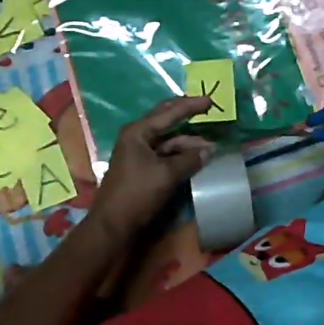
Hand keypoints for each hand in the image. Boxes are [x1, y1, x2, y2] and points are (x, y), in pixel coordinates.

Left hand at [90, 96, 217, 240]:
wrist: (113, 223)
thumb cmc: (137, 193)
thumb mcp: (167, 174)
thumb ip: (189, 159)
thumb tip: (209, 150)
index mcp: (138, 131)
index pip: (168, 112)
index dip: (190, 106)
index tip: (210, 101)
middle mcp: (136, 136)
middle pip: (166, 120)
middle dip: (187, 116)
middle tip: (208, 109)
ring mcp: (138, 152)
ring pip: (167, 140)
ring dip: (187, 142)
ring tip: (210, 146)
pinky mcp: (142, 167)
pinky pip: (165, 153)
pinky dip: (180, 154)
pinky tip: (195, 158)